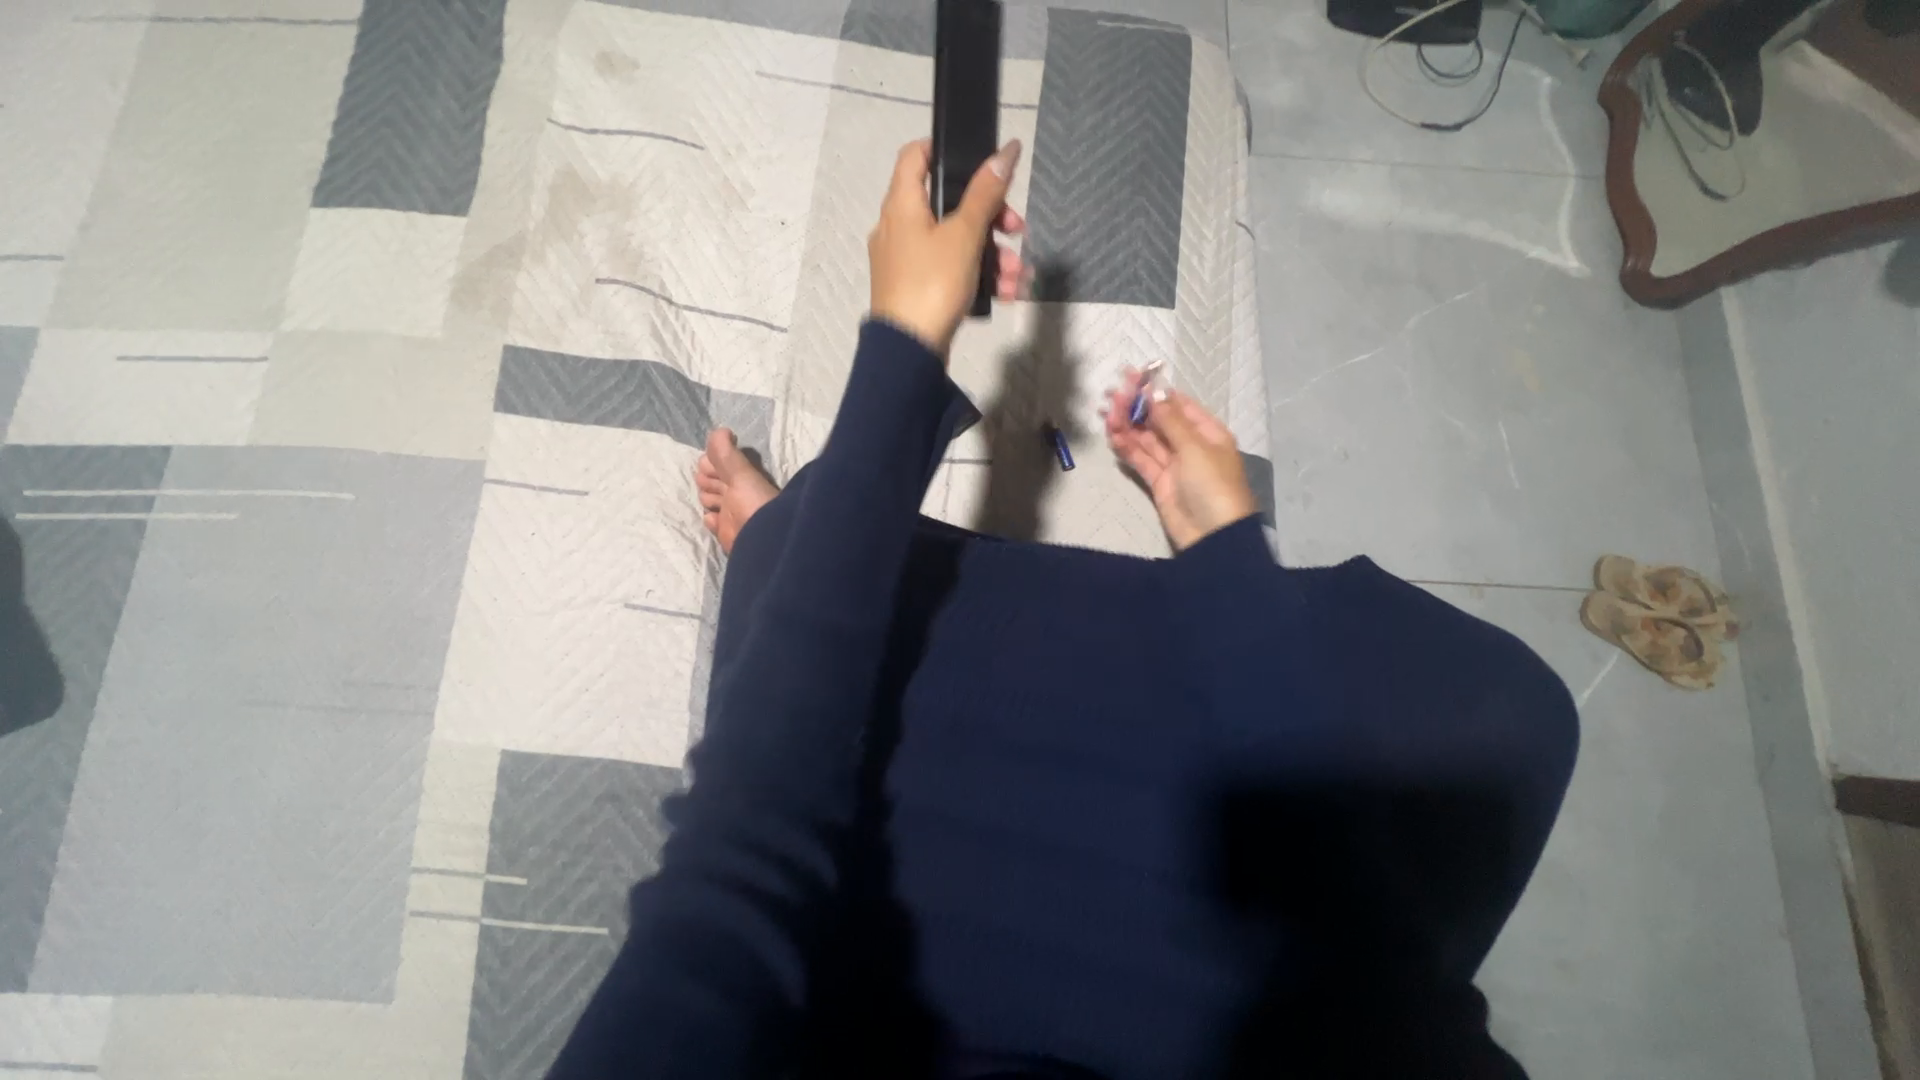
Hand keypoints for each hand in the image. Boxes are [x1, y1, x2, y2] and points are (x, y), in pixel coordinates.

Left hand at [869, 138, 1026, 355]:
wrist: (909, 351)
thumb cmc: (933, 283)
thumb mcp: (964, 235)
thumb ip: (986, 194)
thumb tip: (1006, 152)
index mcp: (901, 204)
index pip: (915, 156)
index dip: (945, 149)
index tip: (980, 162)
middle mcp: (898, 227)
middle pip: (947, 205)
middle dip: (990, 218)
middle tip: (1017, 230)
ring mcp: (905, 261)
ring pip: (954, 244)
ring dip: (992, 255)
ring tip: (1019, 275)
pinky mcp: (915, 289)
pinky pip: (949, 272)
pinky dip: (977, 277)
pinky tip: (1007, 292)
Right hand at [1104, 373, 1258, 550]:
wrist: (1213, 535)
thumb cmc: (1212, 485)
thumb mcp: (1194, 447)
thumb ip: (1169, 419)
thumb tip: (1154, 390)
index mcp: (1207, 432)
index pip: (1177, 404)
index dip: (1154, 391)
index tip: (1130, 378)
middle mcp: (1190, 445)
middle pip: (1159, 421)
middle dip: (1136, 408)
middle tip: (1110, 396)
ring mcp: (1173, 464)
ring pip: (1147, 440)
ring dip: (1127, 426)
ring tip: (1106, 414)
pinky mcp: (1158, 482)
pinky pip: (1141, 460)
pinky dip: (1127, 448)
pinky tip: (1113, 436)